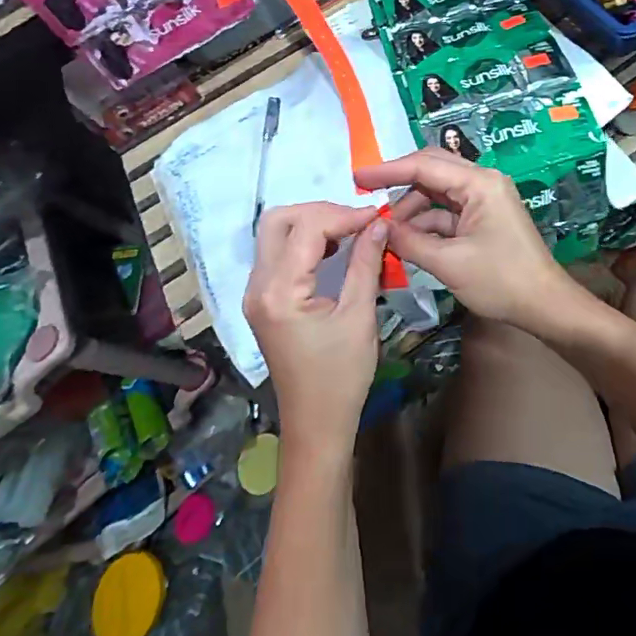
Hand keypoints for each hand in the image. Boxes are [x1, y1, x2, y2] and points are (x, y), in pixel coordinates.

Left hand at [244, 203, 386, 453]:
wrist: (316, 424)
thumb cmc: (341, 376)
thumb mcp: (359, 317)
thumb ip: (365, 263)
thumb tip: (379, 223)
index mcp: (279, 292)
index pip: (306, 228)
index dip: (344, 214)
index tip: (377, 216)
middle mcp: (258, 286)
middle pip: (277, 220)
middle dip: (319, 211)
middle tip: (357, 221)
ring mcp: (255, 293)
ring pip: (274, 234)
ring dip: (310, 224)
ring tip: (349, 232)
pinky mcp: (262, 300)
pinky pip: (277, 254)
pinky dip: (303, 242)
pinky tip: (332, 250)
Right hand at [355, 148, 581, 332]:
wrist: (545, 305)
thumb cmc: (501, 280)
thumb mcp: (448, 263)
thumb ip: (409, 242)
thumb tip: (378, 229)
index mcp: (479, 183)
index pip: (424, 165)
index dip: (387, 170)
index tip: (357, 176)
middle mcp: (483, 182)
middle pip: (431, 171)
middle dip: (398, 184)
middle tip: (366, 195)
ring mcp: (485, 200)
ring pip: (437, 193)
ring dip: (411, 210)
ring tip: (386, 232)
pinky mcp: (484, 218)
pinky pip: (447, 211)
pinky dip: (426, 224)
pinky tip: (406, 241)